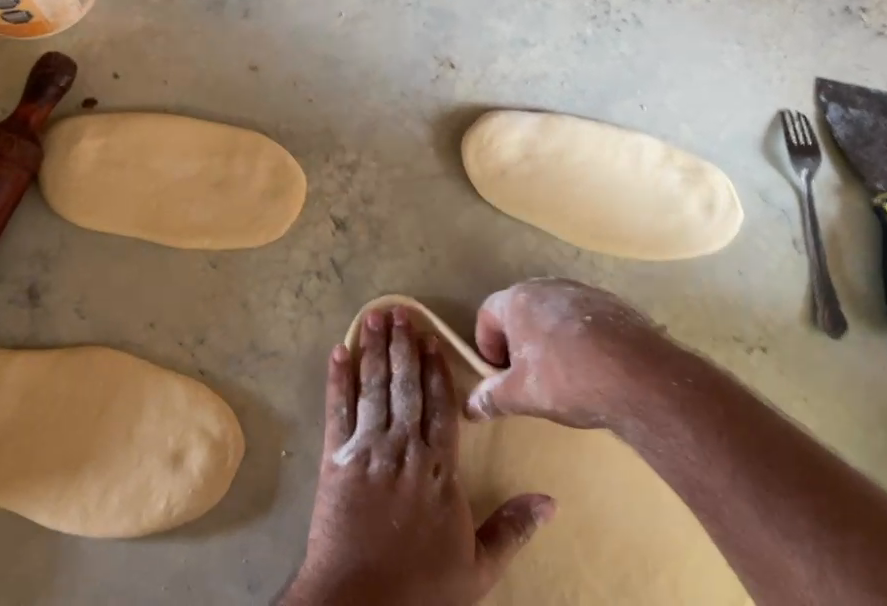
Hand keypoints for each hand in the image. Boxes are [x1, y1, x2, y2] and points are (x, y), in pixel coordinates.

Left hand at [281, 308, 553, 605]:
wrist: (359, 602)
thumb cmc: (421, 588)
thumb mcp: (477, 568)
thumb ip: (512, 528)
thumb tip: (551, 501)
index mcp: (440, 468)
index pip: (441, 406)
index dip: (435, 370)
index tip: (432, 338)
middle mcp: (404, 448)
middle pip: (406, 386)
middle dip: (403, 346)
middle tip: (399, 310)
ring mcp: (368, 451)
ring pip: (374, 388)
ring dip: (374, 350)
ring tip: (375, 317)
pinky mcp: (335, 459)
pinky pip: (338, 410)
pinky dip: (338, 379)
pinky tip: (338, 352)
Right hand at [467, 277, 680, 430]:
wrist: (639, 376)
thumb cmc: (567, 380)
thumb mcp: (522, 395)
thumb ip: (491, 397)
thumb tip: (469, 407)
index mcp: (518, 300)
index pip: (487, 314)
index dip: (487, 345)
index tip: (499, 374)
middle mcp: (548, 287)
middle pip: (521, 310)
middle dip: (519, 341)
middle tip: (527, 375)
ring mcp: (584, 292)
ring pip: (554, 313)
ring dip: (549, 339)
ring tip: (562, 374)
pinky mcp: (614, 304)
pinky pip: (584, 318)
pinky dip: (580, 339)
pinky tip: (593, 368)